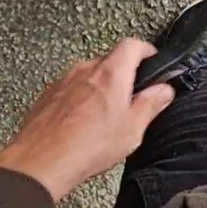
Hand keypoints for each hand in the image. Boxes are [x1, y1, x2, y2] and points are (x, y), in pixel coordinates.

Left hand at [0, 40, 175, 201]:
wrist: (42, 162)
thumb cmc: (87, 146)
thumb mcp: (132, 129)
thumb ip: (151, 104)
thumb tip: (164, 90)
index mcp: (111, 73)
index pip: (132, 45)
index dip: (146, 51)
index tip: (153, 61)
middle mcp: (85, 70)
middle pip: (110, 59)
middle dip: (124, 74)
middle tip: (133, 97)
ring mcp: (63, 81)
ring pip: (89, 75)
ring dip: (100, 88)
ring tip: (106, 116)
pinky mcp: (48, 95)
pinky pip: (71, 89)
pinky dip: (81, 99)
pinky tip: (83, 124)